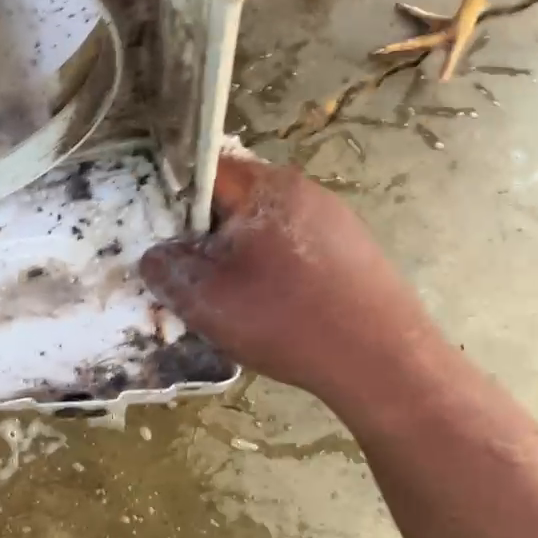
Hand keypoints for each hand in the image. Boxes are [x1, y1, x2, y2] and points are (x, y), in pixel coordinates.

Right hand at [140, 155, 449, 404]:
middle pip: (229, 197)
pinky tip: (263, 303)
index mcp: (266, 187)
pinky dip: (264, 267)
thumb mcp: (199, 295)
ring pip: (258, 225)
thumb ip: (161, 265)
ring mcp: (335, 222)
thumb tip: (157, 254)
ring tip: (218, 290)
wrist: (388, 369)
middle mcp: (304, 192)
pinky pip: (288, 247)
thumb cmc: (285, 319)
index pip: (198, 167)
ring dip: (231, 251)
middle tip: (178, 265)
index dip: (165, 194)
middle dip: (197, 228)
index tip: (149, 229)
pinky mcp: (352, 253)